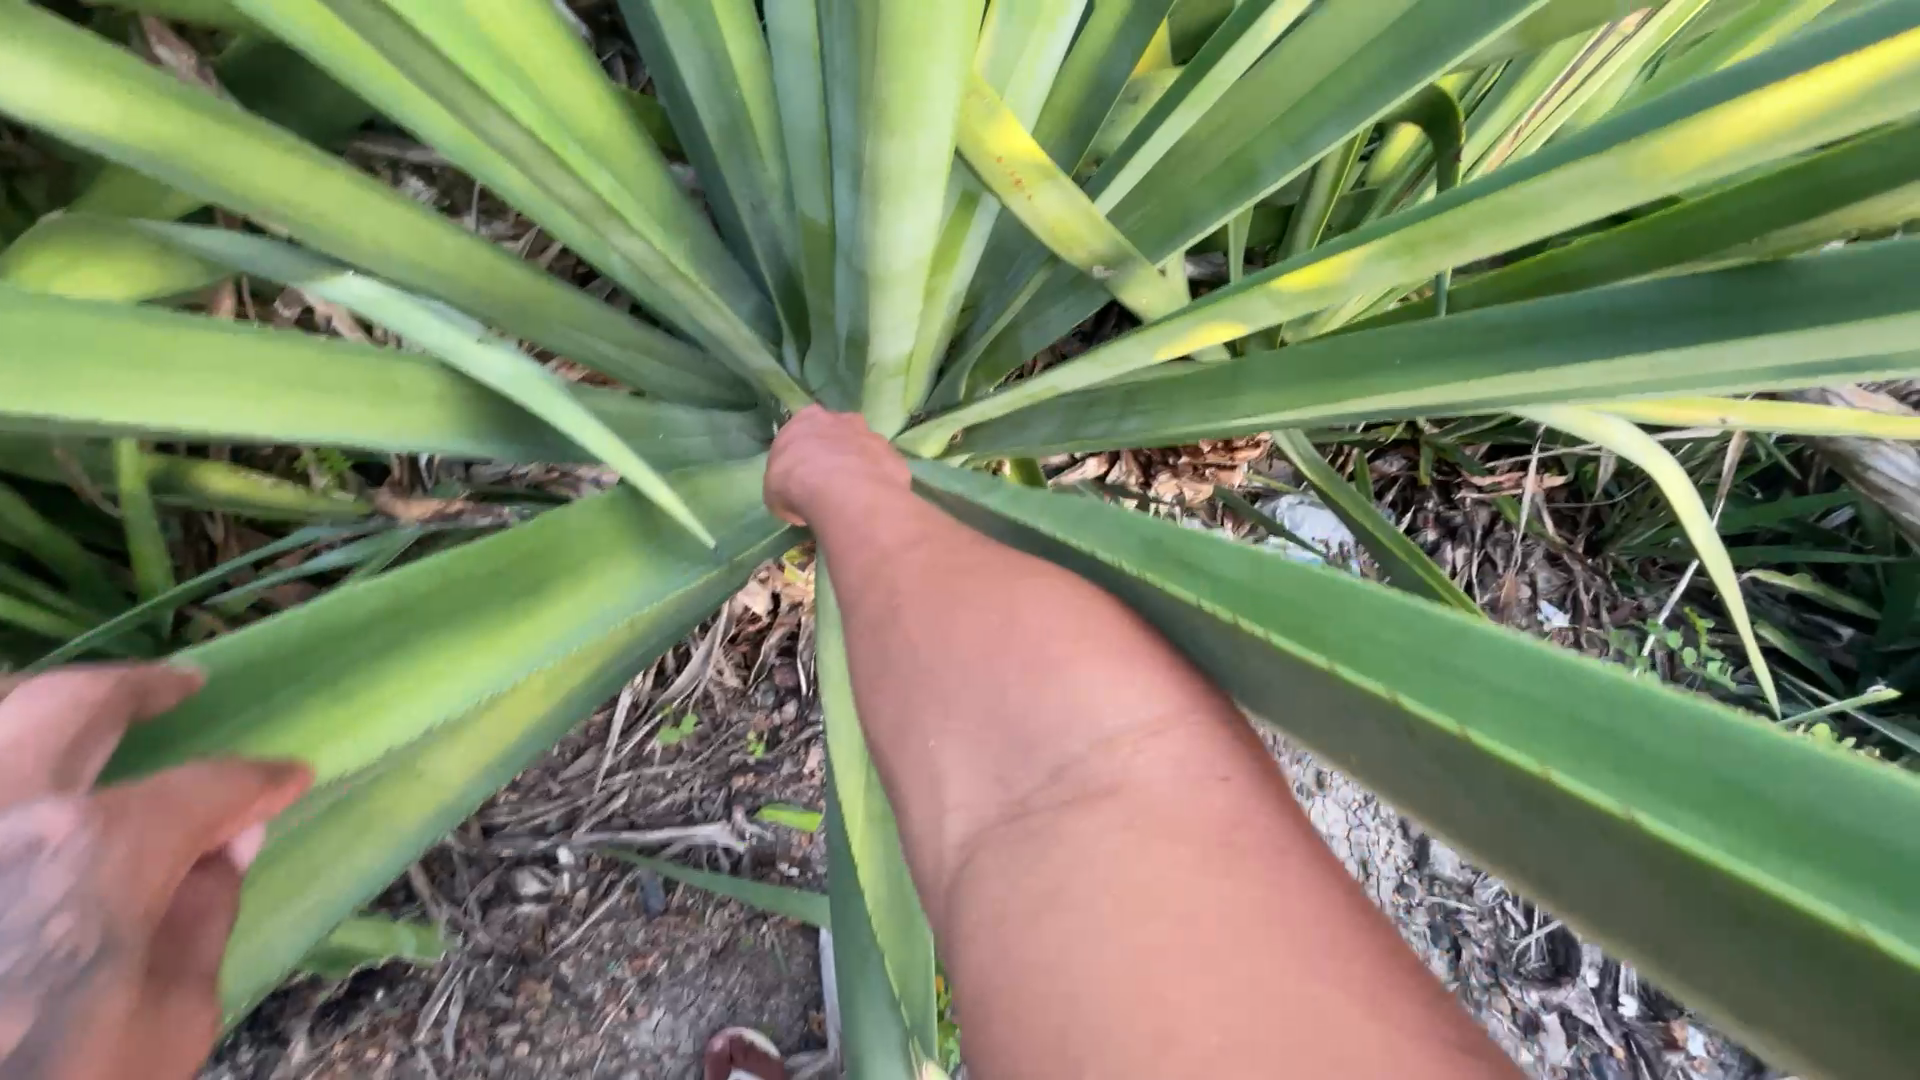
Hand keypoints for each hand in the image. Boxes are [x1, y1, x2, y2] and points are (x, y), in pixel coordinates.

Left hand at [0, 664, 310, 1079]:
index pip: (209, 788)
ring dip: (27, 717)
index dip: (260, 783)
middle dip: (136, 689)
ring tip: (72, 725)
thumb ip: (201, 919)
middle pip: (64, 708)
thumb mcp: (165, 1027)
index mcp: (90, 851)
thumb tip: (222, 850)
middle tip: (177, 687)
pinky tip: (21, 794)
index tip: (288, 782)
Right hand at [764, 406, 911, 527]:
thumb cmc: (796, 484)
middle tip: (831, 485)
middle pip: (840, 434)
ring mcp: (873, 436)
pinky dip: (880, 484)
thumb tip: (800, 505)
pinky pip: (885, 471)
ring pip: (866, 451)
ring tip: (855, 498)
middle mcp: (843, 420)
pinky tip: (874, 504)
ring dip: (861, 468)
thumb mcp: (775, 492)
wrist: (841, 490)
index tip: (804, 473)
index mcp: (808, 419)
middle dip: (837, 454)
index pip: (805, 429)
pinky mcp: (895, 457)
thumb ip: (788, 488)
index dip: (806, 452)